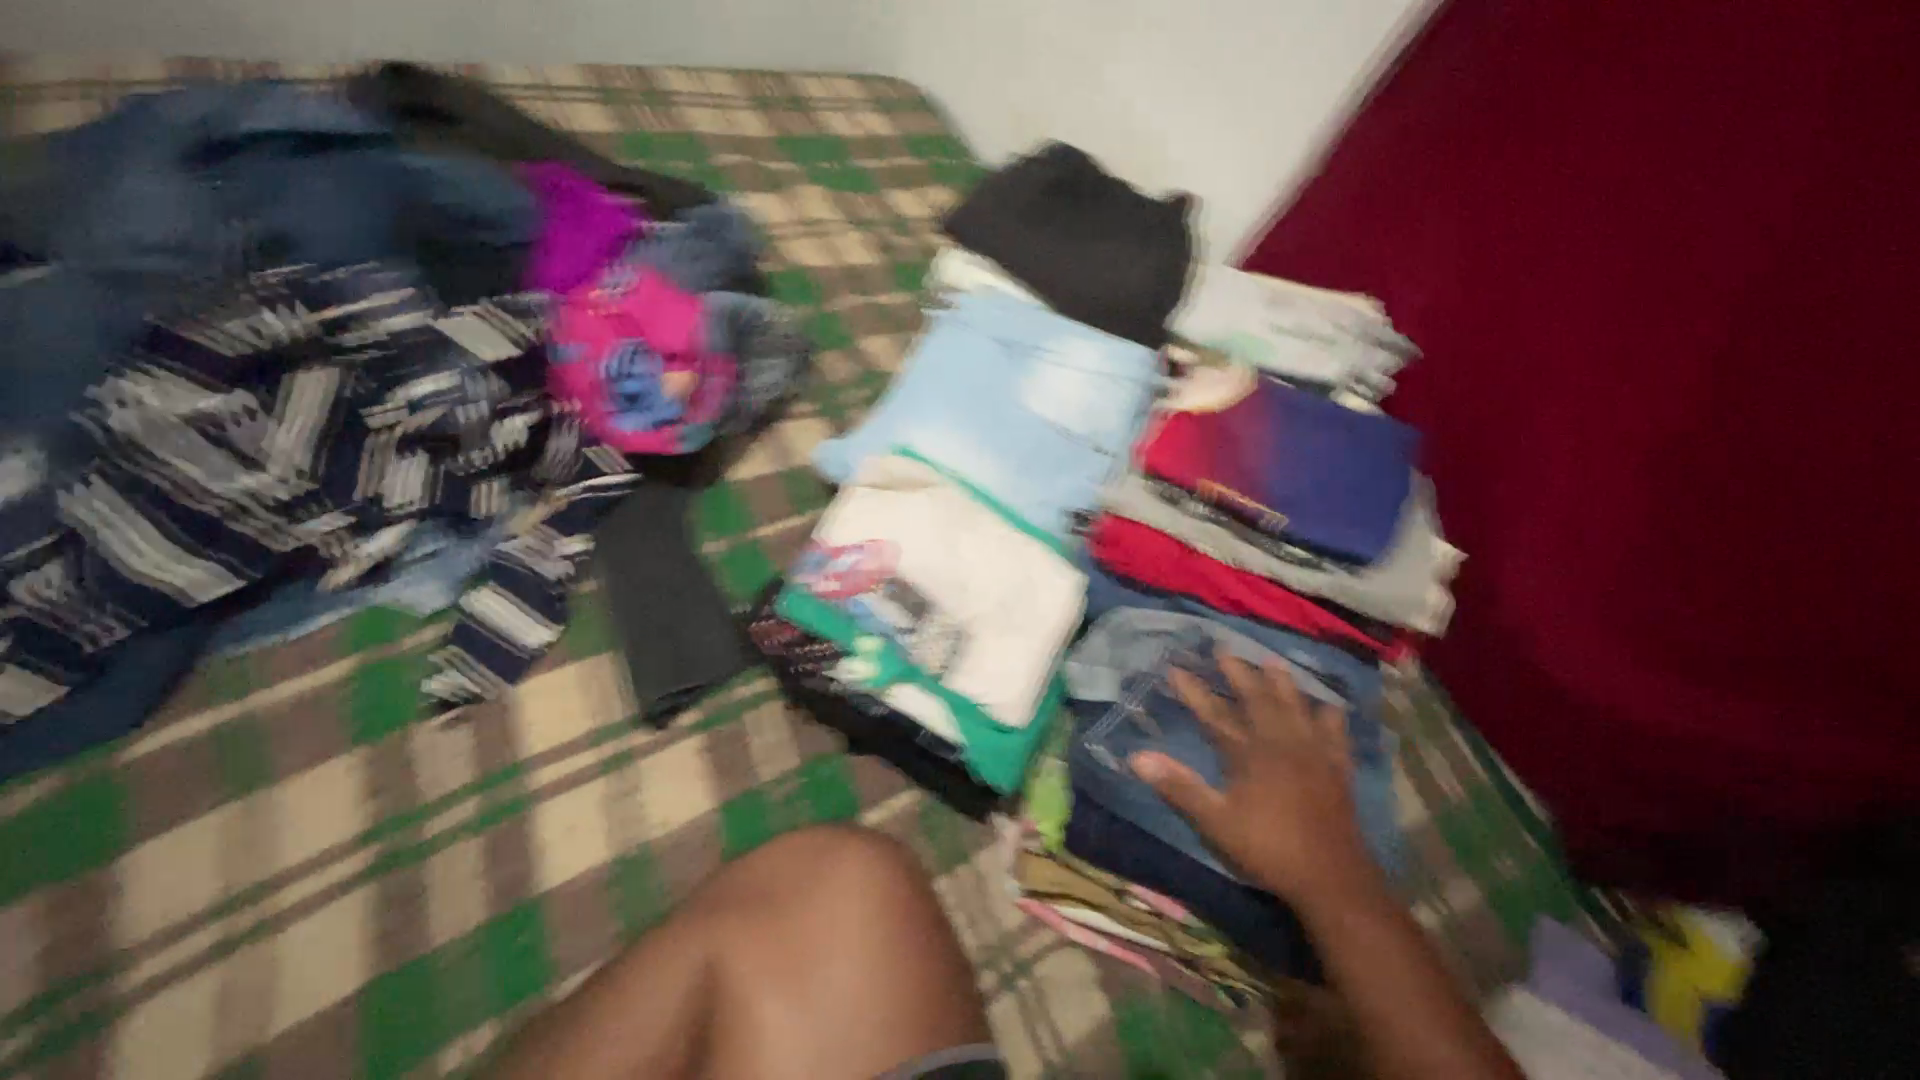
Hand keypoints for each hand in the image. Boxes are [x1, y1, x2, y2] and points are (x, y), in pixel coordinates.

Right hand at [1130, 646, 1382, 908]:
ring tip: (1272, 663)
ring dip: (1282, 683)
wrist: (1332, 877)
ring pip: (1296, 707)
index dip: (1193, 691)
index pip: (1214, 714)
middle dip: (1238, 673)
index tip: (1174, 668)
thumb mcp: (1215, 822)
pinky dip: (1328, 716)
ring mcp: (1314, 753)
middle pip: (1257, 699)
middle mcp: (1282, 743)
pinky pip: (1335, 732)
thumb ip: (1178, 786)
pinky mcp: (1338, 769)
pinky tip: (1328, 707)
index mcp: (1249, 754)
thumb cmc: (1268, 849)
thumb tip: (1137, 757)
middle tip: (1224, 650)